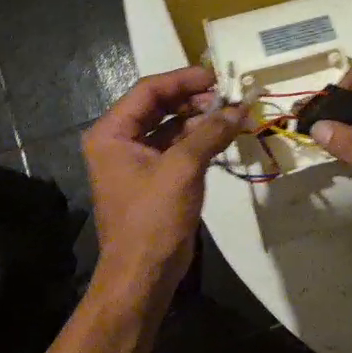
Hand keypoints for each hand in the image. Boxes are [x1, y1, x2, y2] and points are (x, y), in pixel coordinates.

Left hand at [82, 66, 242, 282]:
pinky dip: (199, 141)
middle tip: (229, 96)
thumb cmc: (153, 218)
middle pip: (159, 106)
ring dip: (200, 120)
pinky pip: (176, 149)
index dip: (184, 79)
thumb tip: (239, 108)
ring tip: (233, 115)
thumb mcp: (183, 169)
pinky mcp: (153, 180)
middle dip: (194, 99)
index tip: (217, 76)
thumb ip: (211, 133)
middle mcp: (119, 142)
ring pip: (170, 127)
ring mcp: (136, 161)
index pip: (149, 90)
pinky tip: (224, 137)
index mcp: (111, 133)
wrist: (142, 275)